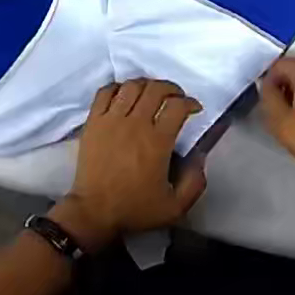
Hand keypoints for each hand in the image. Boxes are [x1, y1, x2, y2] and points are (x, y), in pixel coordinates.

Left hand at [51, 79, 207, 251]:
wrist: (95, 210)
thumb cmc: (135, 208)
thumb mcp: (175, 207)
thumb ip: (194, 182)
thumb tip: (200, 157)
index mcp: (157, 142)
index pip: (177, 106)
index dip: (190, 102)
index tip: (194, 108)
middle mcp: (135, 123)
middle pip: (155, 89)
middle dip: (171, 88)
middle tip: (176, 97)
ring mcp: (111, 119)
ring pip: (131, 86)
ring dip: (145, 85)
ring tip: (151, 94)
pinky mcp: (93, 121)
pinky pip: (105, 92)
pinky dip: (117, 87)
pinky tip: (124, 94)